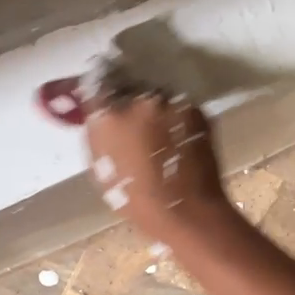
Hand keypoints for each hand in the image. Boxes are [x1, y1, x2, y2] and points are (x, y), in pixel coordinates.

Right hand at [84, 92, 230, 243]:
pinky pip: (181, 106)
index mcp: (108, 115)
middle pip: (131, 86)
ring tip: (161, 130)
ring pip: (158, 94)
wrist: (188, 209)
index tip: (106, 97)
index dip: (102, 91)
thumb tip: (101, 115)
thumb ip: (99, 132)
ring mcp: (172, 102)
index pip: (97, 84)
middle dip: (131, 98)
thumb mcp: (101, 167)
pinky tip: (180, 137)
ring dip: (157, 106)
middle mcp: (139, 99)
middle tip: (136, 118)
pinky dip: (178, 116)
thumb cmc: (137, 198)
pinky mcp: (197, 109)